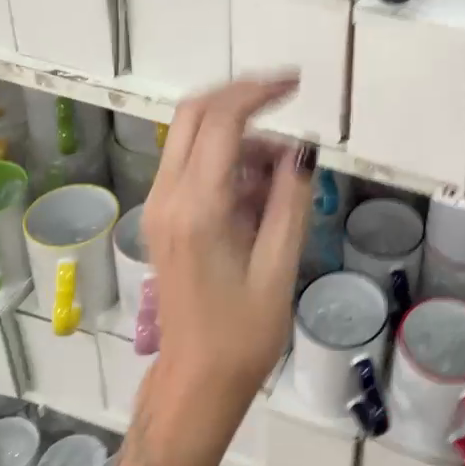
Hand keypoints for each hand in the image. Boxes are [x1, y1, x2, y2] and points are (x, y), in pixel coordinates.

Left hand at [143, 76, 310, 394]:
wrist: (195, 381)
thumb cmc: (242, 335)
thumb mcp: (279, 268)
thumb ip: (290, 201)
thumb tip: (304, 149)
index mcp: (198, 208)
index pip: (221, 121)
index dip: (259, 92)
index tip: (296, 84)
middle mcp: (169, 197)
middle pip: (195, 113)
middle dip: (242, 96)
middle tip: (287, 97)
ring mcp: (161, 205)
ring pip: (195, 137)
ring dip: (242, 136)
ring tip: (287, 174)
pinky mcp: (165, 216)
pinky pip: (195, 165)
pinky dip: (231, 161)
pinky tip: (264, 193)